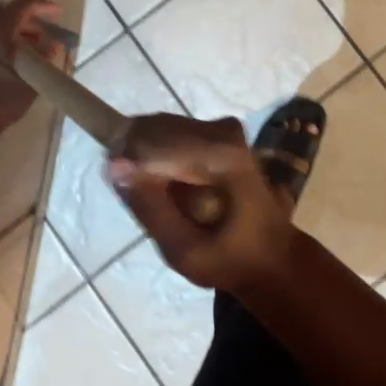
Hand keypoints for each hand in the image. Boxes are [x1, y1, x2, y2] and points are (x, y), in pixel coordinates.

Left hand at [0, 0, 64, 140]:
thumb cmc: (0, 105)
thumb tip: (53, 46)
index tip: (56, 12)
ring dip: (1, 23)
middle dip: (21, 17)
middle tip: (37, 33)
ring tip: (16, 40)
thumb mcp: (30, 83)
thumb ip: (43, 59)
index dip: (41, 6)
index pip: (20, 7)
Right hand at [108, 114, 294, 293]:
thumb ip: (150, 209)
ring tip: (149, 194)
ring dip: (142, 156)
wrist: (271, 253)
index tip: (118, 188)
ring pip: (158, 126)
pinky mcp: (218, 130)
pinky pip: (169, 131)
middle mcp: (224, 131)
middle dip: (132, 158)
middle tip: (134, 197)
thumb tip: (115, 168)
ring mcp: (223, 127)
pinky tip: (164, 184)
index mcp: (223, 157)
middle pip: (154, 128)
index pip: (155, 143)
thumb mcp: (184, 253)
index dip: (127, 162)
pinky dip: (155, 154)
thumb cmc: (230, 259)